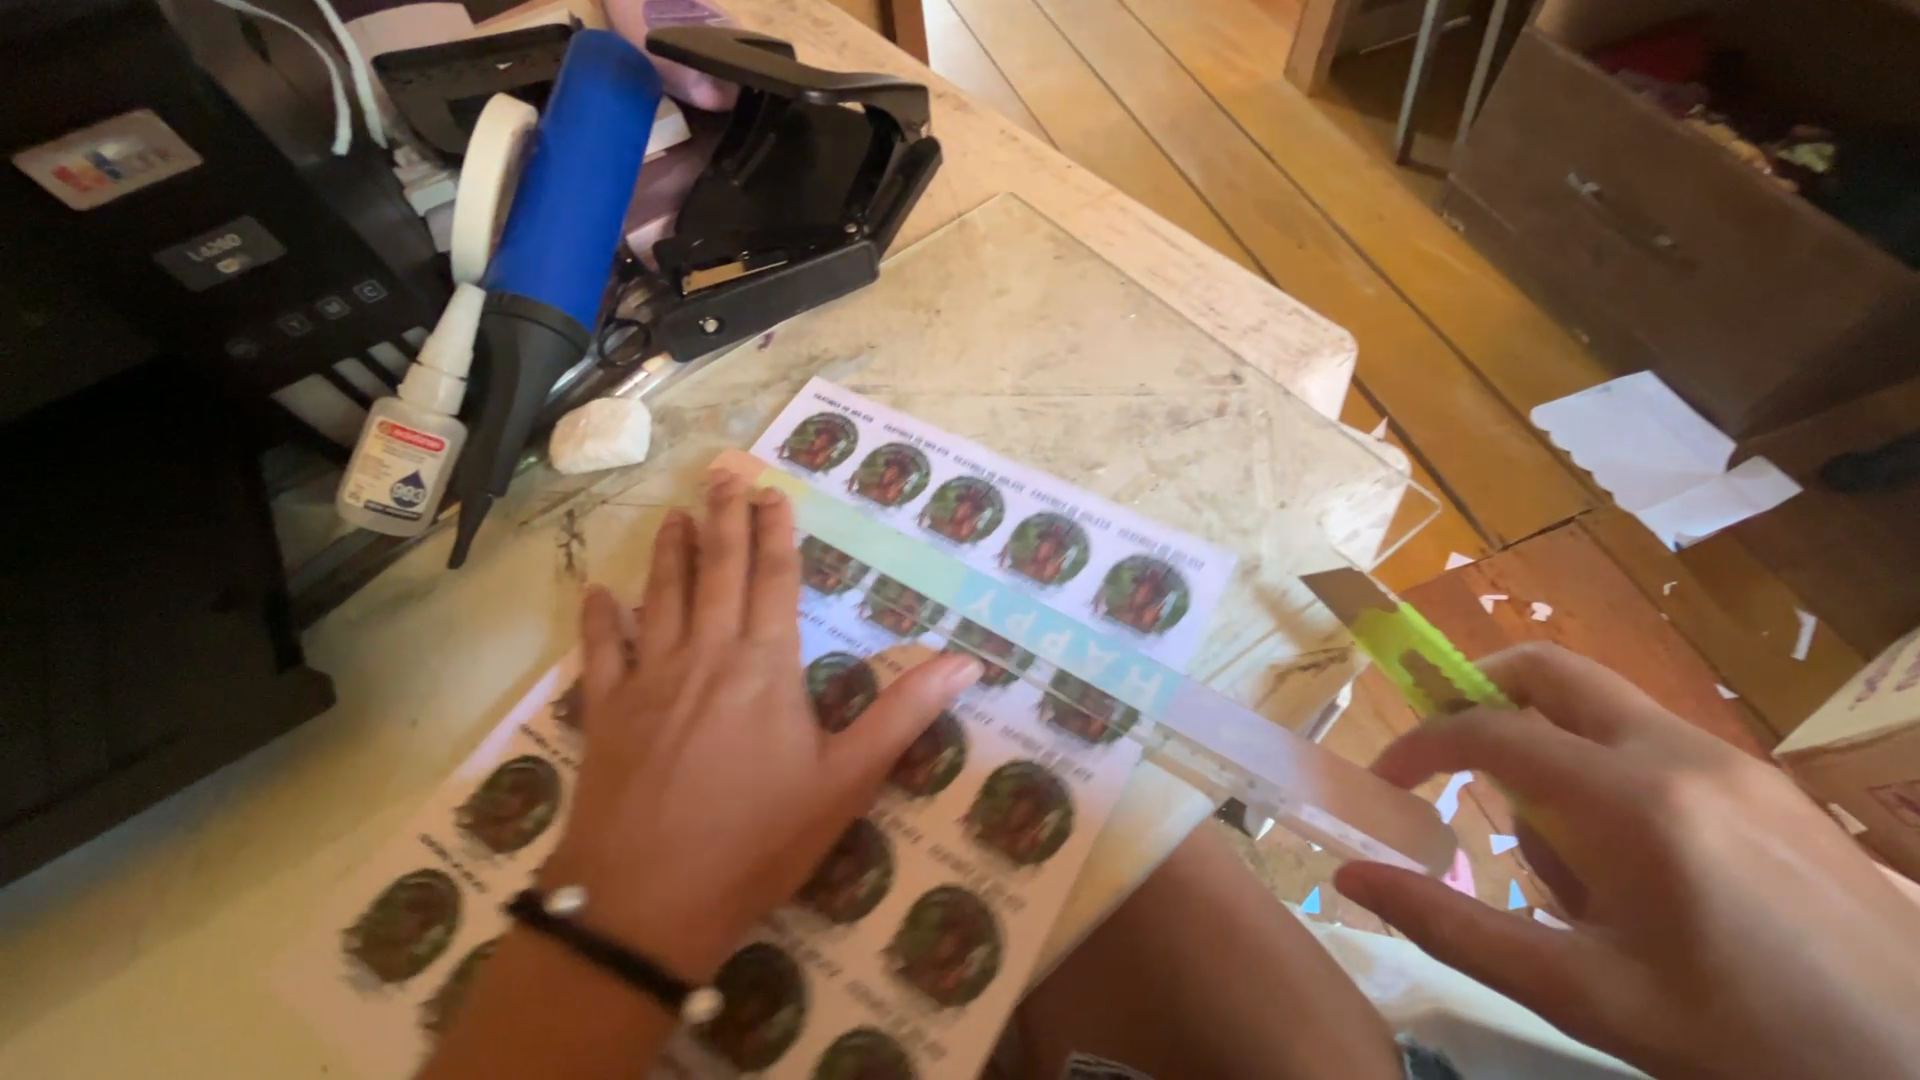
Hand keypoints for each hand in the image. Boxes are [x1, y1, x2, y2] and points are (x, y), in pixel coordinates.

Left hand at [541, 471, 980, 981]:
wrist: (648, 903)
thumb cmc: (759, 840)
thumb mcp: (847, 782)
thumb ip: (904, 715)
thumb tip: (967, 662)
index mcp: (766, 666)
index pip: (775, 582)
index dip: (776, 534)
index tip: (773, 493)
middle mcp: (707, 656)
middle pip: (717, 572)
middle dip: (724, 519)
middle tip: (723, 473)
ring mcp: (650, 680)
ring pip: (663, 598)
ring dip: (671, 553)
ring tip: (677, 514)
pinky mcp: (606, 713)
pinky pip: (602, 653)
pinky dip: (600, 619)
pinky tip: (599, 593)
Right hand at [1334, 643, 1919, 1079]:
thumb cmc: (1750, 1043)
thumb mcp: (1585, 997)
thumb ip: (1455, 930)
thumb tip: (1351, 880)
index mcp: (1633, 801)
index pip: (1488, 729)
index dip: (1419, 744)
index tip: (1387, 781)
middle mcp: (1681, 754)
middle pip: (1548, 670)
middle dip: (1476, 693)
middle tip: (1444, 752)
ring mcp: (1735, 763)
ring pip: (1597, 710)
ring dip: (1545, 748)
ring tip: (1563, 862)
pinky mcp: (1769, 786)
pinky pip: (1649, 743)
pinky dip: (1600, 769)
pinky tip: (1629, 864)